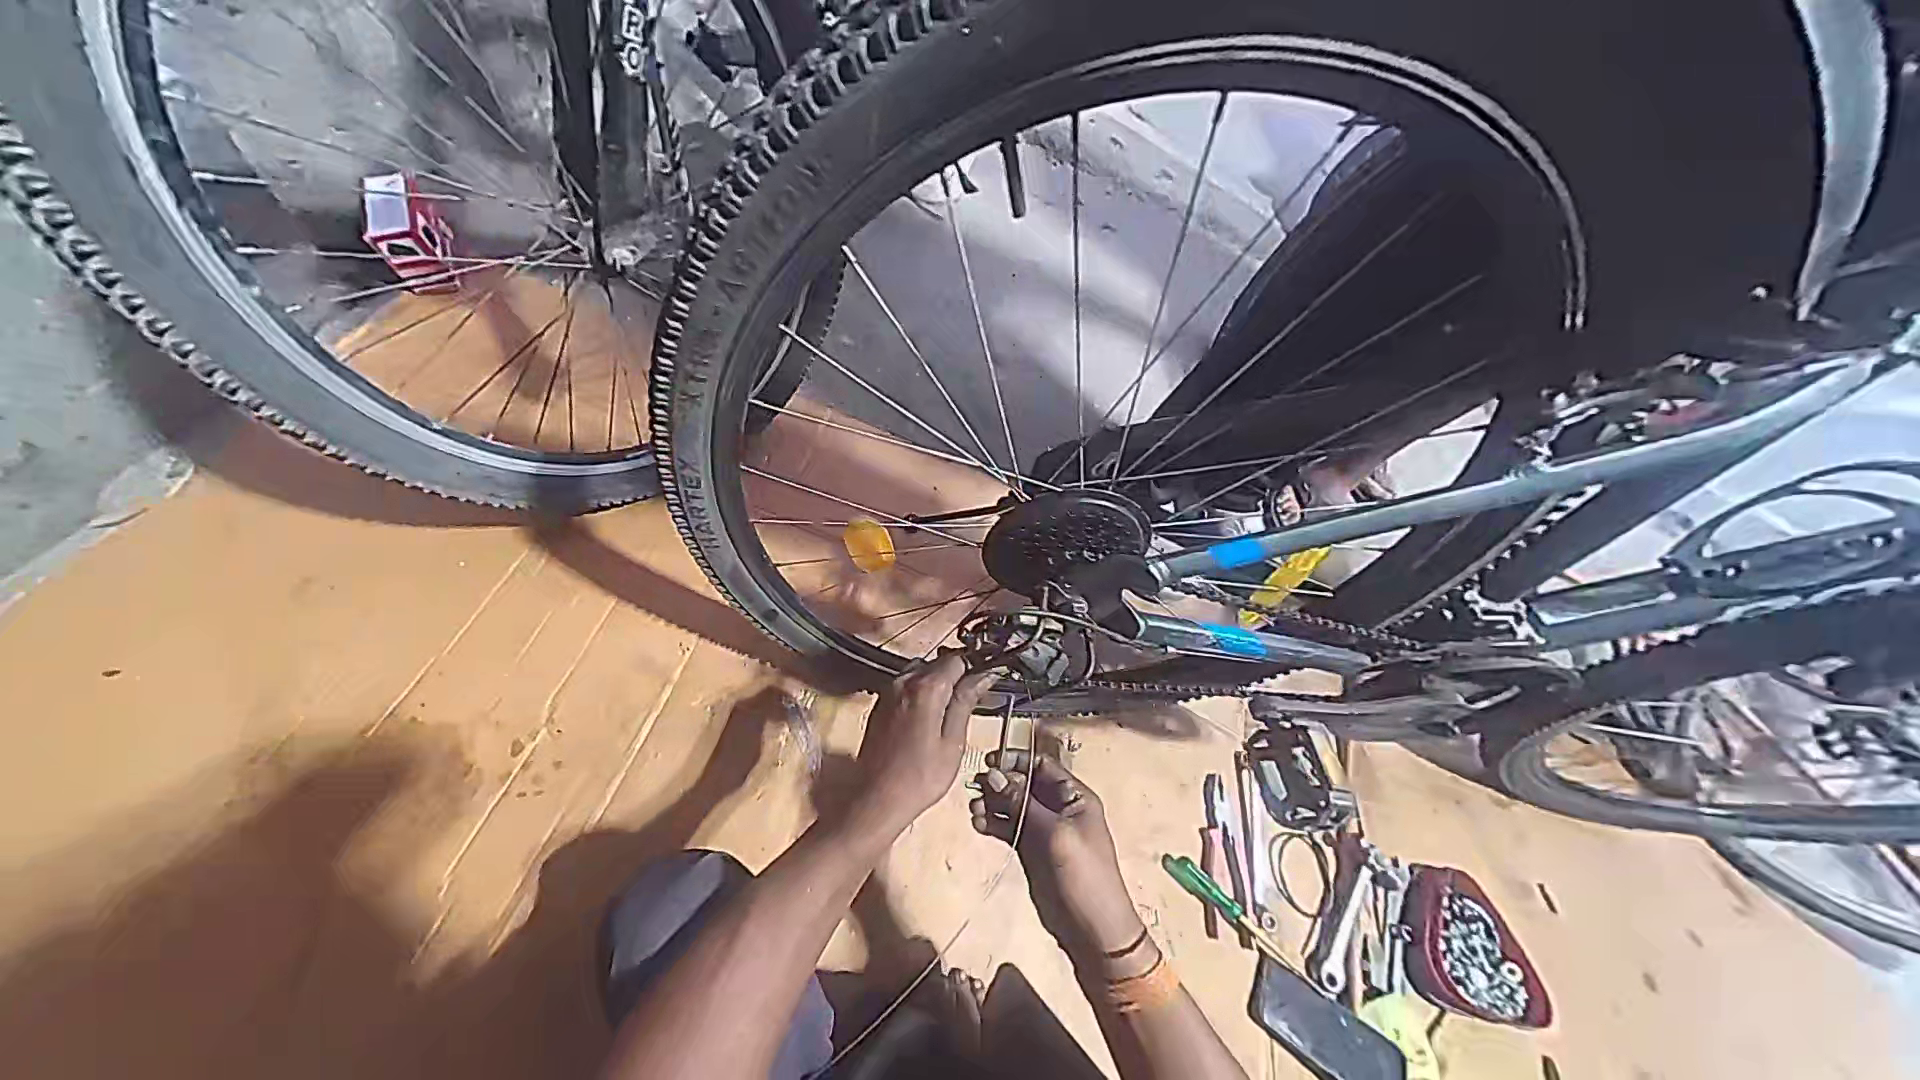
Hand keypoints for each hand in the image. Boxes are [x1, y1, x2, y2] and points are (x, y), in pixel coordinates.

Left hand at [851, 653, 994, 830]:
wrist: (876, 799)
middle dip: (955, 677)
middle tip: (969, 703)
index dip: (974, 669)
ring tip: (948, 714)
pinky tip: (927, 720)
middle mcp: (904, 682)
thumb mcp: (953, 741)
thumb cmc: (919, 777)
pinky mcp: (880, 706)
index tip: (983, 684)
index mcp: (926, 688)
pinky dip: (920, 695)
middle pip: (937, 663)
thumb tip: (982, 676)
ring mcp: (888, 693)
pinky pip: (905, 687)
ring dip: (936, 685)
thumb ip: (966, 702)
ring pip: (920, 673)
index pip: (957, 659)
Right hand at [969, 751, 1146, 969]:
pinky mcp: (1031, 850)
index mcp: (1074, 796)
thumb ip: (1023, 803)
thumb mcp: (1055, 834)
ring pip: (1012, 806)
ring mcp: (1043, 829)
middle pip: (1023, 784)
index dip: (1016, 761)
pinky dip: (993, 824)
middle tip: (975, 787)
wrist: (1093, 930)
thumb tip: (994, 774)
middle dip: (999, 783)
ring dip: (992, 804)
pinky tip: (978, 824)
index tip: (988, 762)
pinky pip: (1009, 828)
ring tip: (974, 810)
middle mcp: (1058, 808)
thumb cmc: (1084, 875)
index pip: (1041, 765)